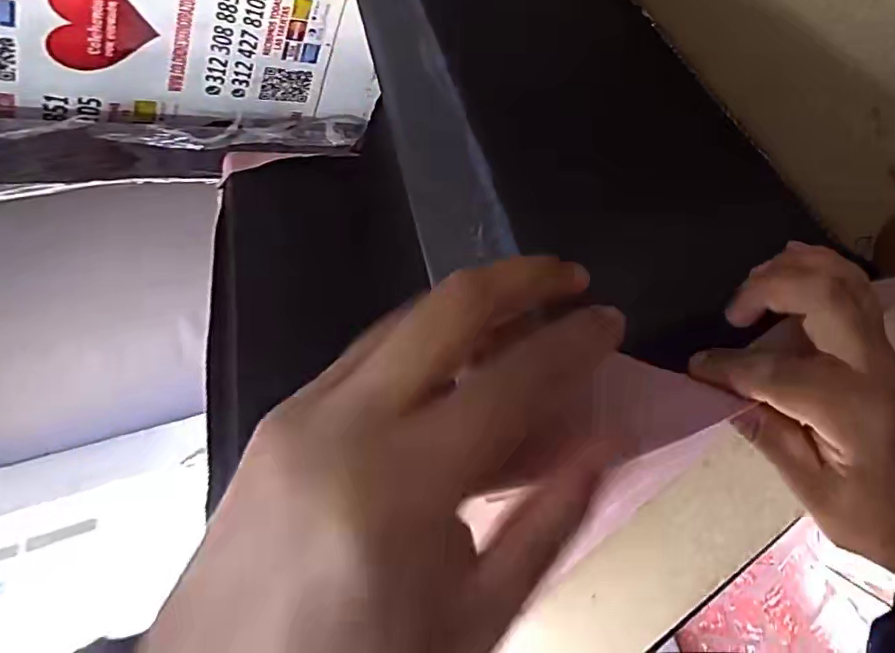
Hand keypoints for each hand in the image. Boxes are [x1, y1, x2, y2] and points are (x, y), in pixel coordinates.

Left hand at [144, 258, 624, 652]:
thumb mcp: (471, 623)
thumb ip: (547, 523)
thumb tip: (604, 443)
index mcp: (400, 485)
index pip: (515, 379)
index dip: (576, 342)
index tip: (613, 321)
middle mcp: (346, 424)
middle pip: (453, 305)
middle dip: (526, 277)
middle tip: (573, 278)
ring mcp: (303, 412)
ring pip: (411, 315)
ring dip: (479, 300)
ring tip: (529, 309)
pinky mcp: (281, 417)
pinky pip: (375, 347)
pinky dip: (433, 335)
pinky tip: (463, 358)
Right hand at [688, 243, 894, 571]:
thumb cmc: (870, 513)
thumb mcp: (812, 493)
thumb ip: (766, 434)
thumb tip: (718, 391)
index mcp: (854, 410)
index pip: (782, 372)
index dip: (733, 367)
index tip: (699, 367)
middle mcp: (872, 364)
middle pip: (824, 296)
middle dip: (769, 289)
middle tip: (734, 312)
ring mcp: (880, 344)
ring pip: (842, 278)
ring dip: (794, 267)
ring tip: (754, 279)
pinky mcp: (879, 337)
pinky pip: (853, 282)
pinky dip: (819, 263)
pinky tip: (790, 260)